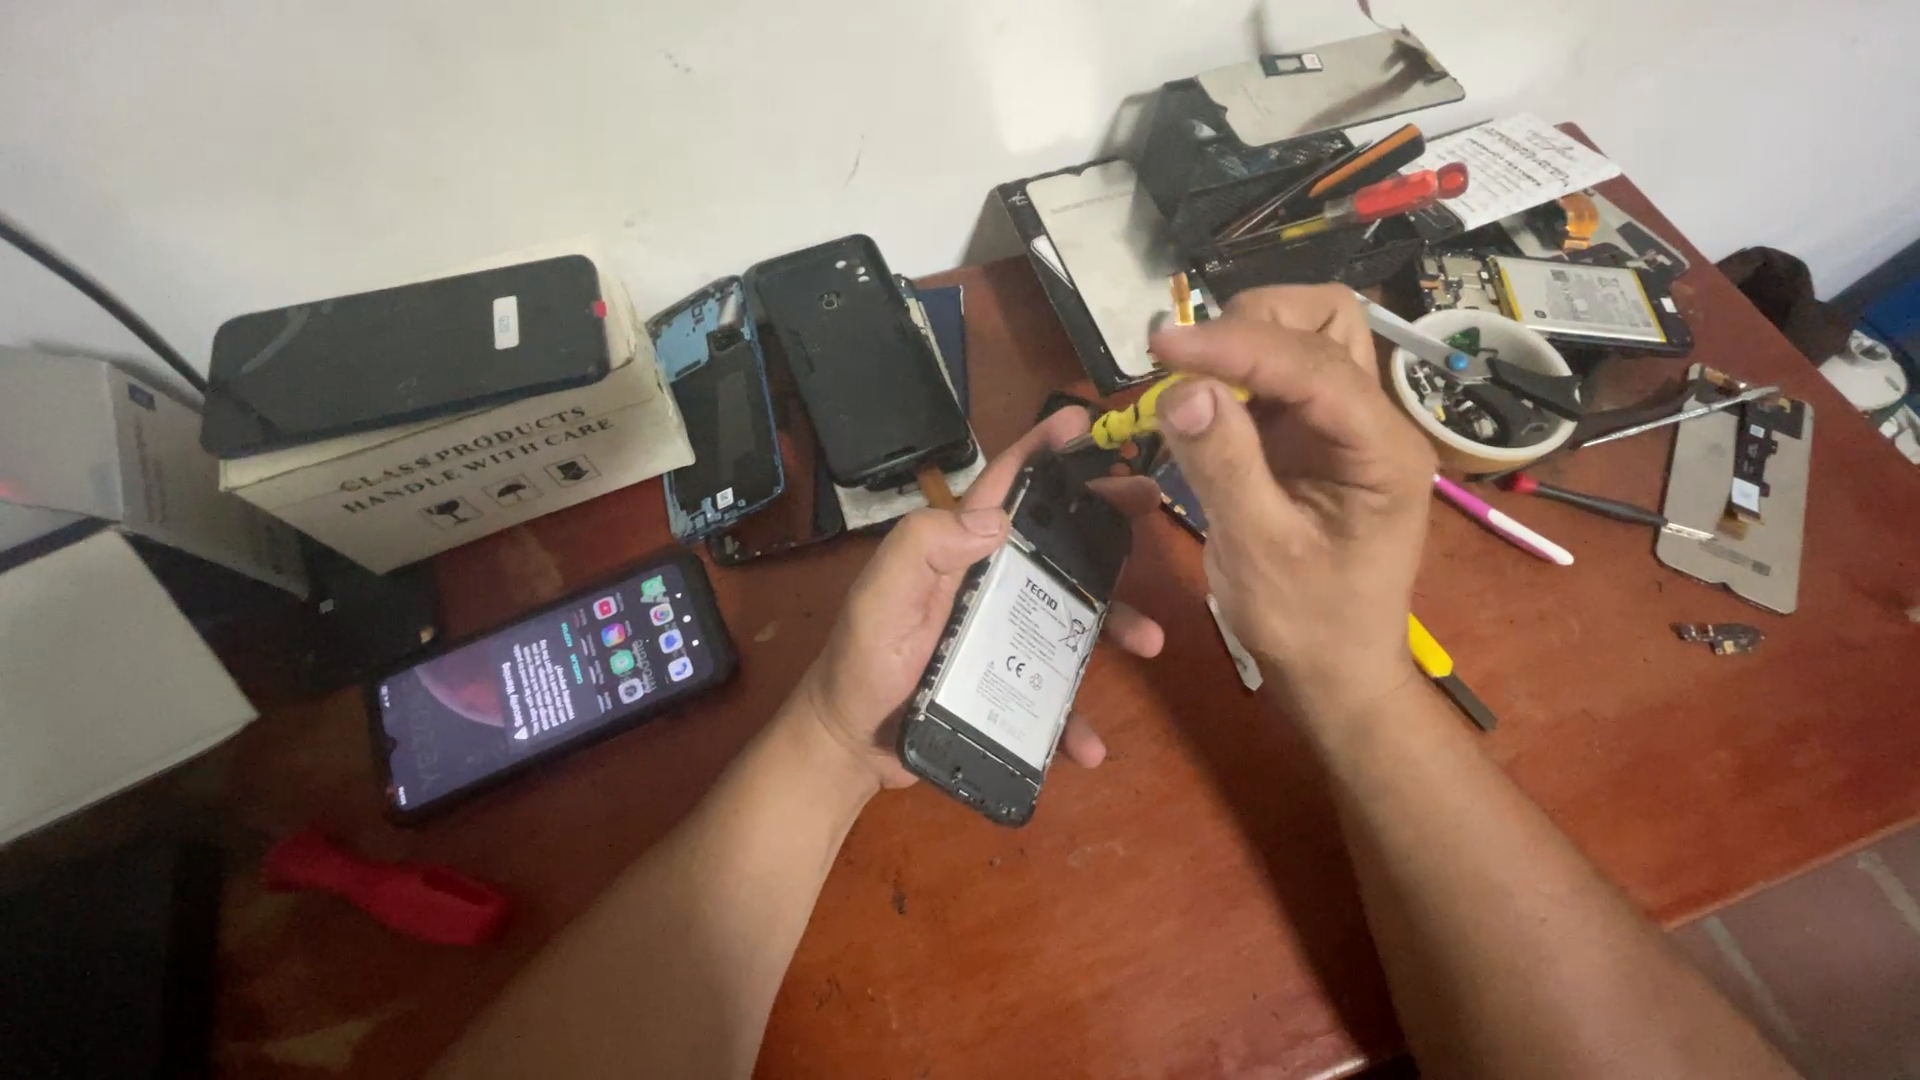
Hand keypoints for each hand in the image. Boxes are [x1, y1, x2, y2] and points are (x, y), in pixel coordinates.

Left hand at [794, 406, 1164, 789]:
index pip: (1002, 488)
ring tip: (1151, 638)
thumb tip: (998, 519)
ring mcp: (1002, 634)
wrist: (854, 742)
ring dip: (1115, 622)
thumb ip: (922, 548)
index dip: (1040, 449)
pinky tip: (1090, 745)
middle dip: (1103, 516)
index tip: (1084, 421)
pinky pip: (1053, 696)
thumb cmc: (861, 662)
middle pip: (1055, 540)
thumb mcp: (880, 598)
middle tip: (1150, 502)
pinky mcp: (1008, 683)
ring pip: (1071, 614)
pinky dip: (1075, 719)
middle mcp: (988, 583)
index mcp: (956, 552)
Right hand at [1149, 285, 1435, 719]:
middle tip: (1184, 362)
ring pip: (1305, 336)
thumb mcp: (1258, 550)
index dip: (1235, 346)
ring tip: (1190, 376)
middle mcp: (1371, 421)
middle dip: (1250, 326)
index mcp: (1380, 450)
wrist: (1332, 665)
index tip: (1162, 346)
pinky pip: (1275, 378)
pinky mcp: (1310, 437)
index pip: (1313, 364)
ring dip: (1244, 341)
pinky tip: (1199, 403)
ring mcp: (1341, 425)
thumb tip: (1181, 388)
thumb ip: (1224, 465)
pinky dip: (1233, 373)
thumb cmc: (1305, 620)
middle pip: (1325, 322)